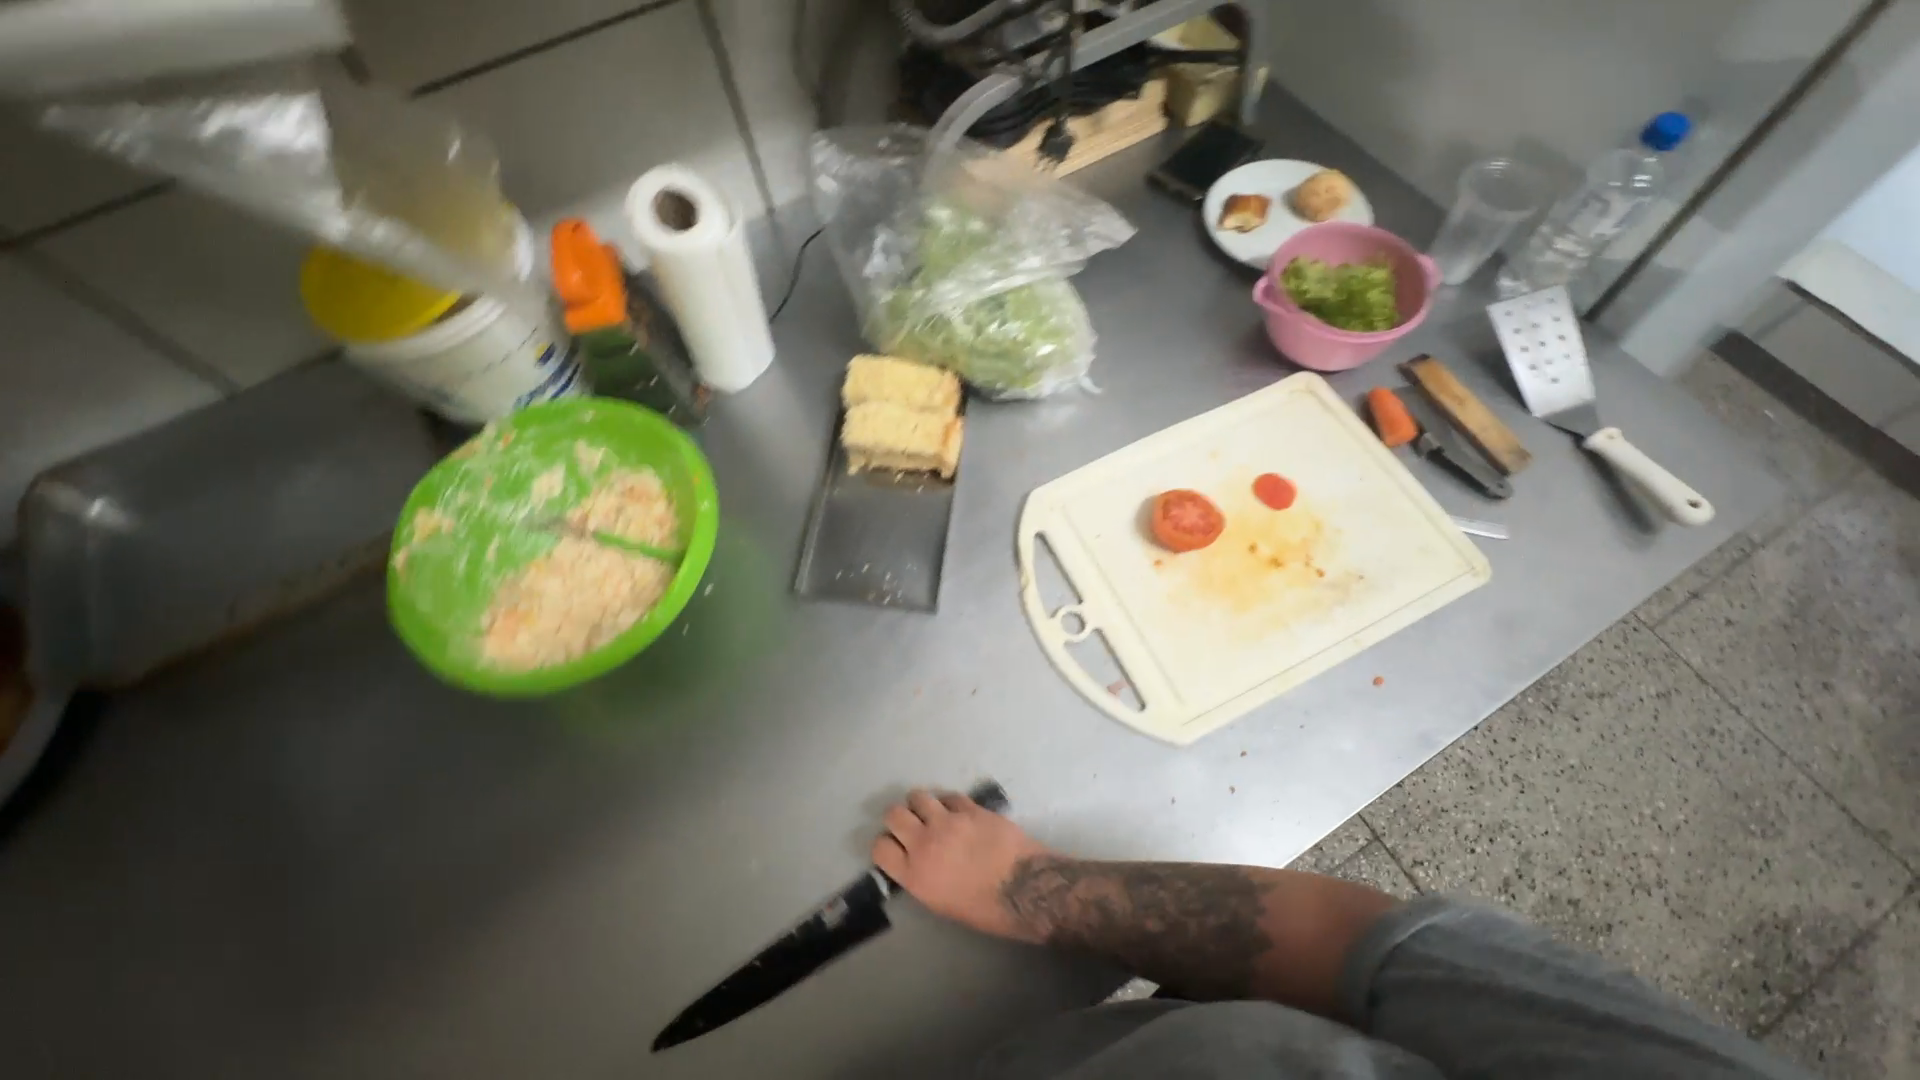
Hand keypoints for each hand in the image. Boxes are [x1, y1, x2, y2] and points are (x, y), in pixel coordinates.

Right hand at [872, 789, 1052, 942]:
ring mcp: (948, 821)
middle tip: (911, 826)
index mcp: (915, 875)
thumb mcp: (943, 904)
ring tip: (933, 814)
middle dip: (899, 818)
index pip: (880, 848)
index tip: (896, 848)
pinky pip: (950, 797)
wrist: (1026, 889)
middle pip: (893, 814)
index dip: (886, 846)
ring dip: (922, 805)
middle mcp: (924, 842)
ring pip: (918, 796)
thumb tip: (918, 864)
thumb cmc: (987, 910)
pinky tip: (959, 814)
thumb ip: (923, 879)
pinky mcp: (971, 809)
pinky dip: (950, 804)